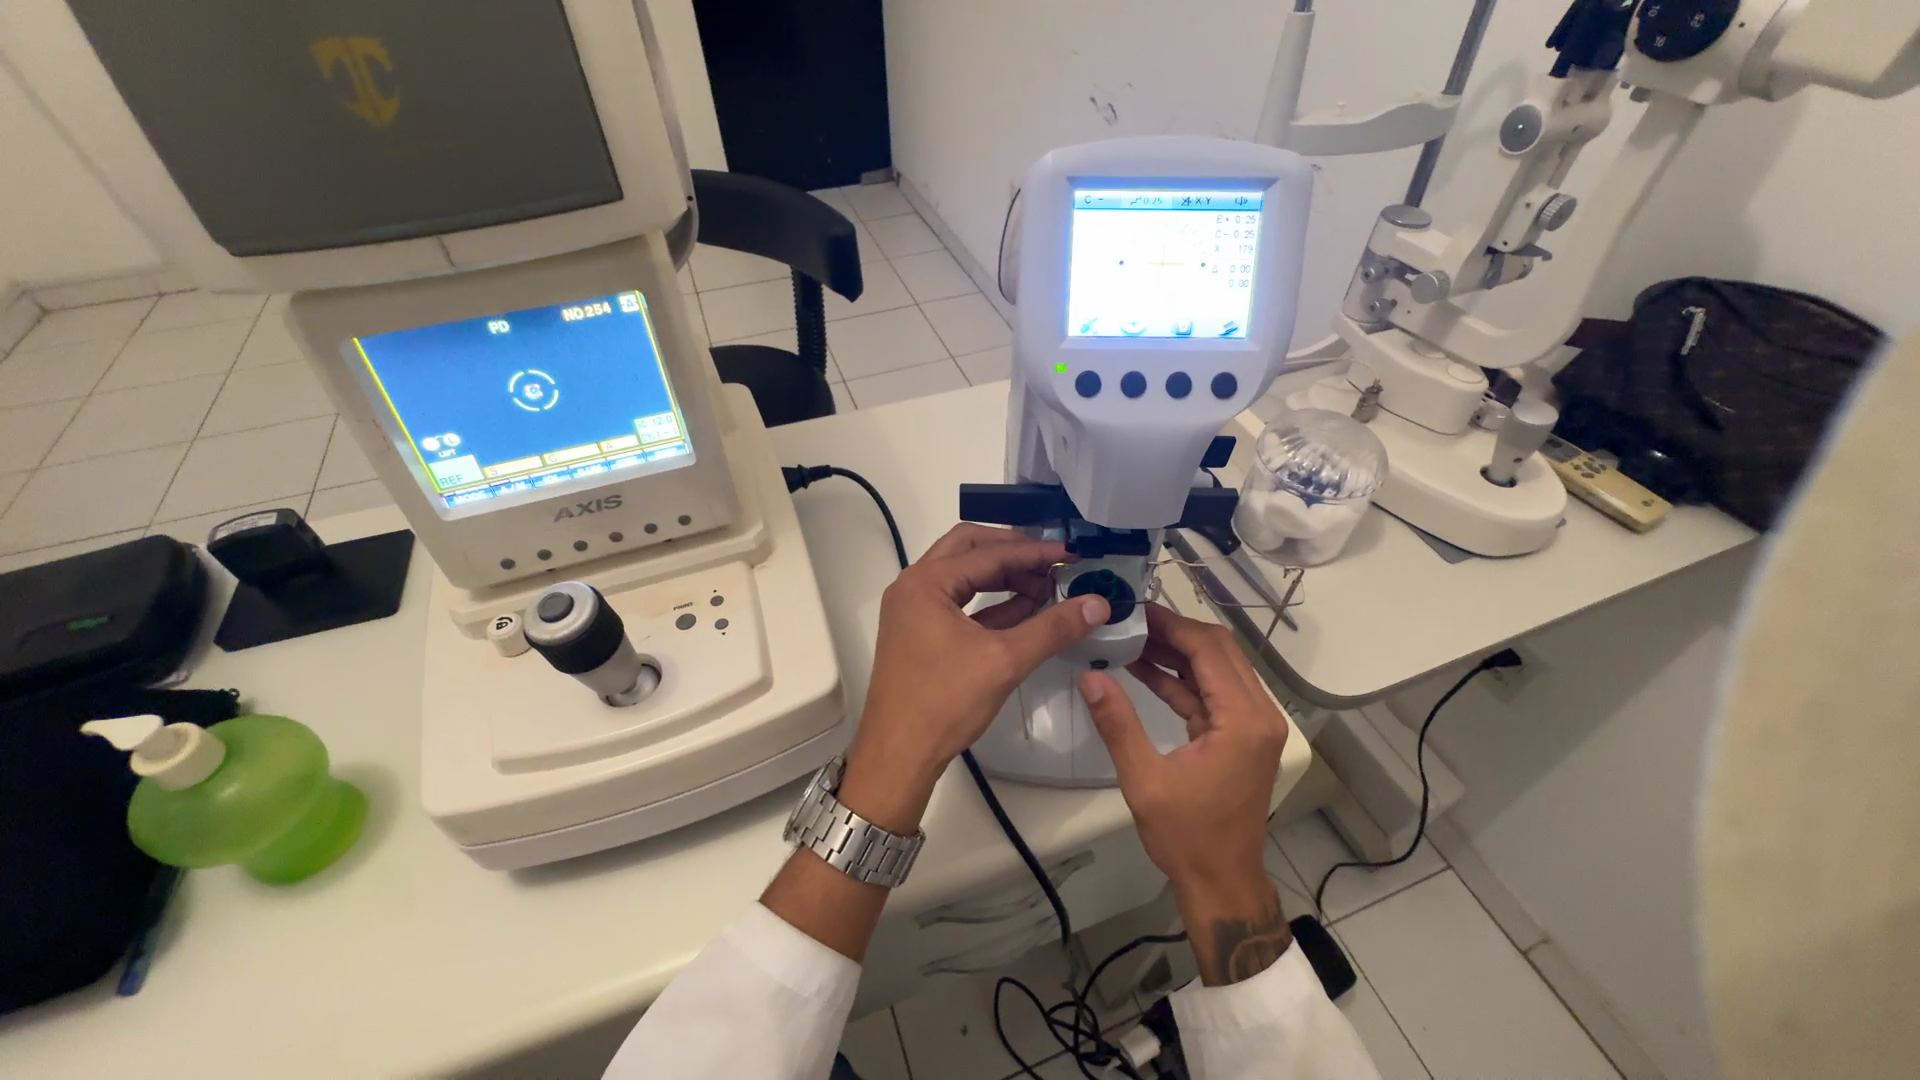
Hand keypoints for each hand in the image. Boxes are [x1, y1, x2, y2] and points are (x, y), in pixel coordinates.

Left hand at [838, 524, 1109, 832]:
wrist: (898, 756)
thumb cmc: (944, 703)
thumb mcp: (1004, 661)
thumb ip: (1053, 627)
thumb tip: (1098, 603)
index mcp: (926, 583)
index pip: (988, 553)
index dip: (1034, 551)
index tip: (1072, 554)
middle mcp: (914, 586)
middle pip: (969, 550)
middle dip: (1013, 553)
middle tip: (1053, 562)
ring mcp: (913, 610)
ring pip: (963, 576)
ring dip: (1003, 577)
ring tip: (1046, 587)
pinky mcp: (918, 633)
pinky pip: (958, 603)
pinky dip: (991, 603)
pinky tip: (1026, 611)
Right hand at [1078, 602, 1291, 984]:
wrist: (1221, 882)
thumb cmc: (1187, 837)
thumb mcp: (1145, 779)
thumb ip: (1118, 723)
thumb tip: (1089, 676)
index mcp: (1243, 720)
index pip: (1209, 650)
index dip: (1171, 625)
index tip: (1134, 608)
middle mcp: (1258, 714)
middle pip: (1219, 651)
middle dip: (1174, 631)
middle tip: (1129, 619)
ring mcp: (1252, 726)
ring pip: (1216, 669)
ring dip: (1176, 653)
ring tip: (1130, 638)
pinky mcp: (1240, 737)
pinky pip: (1211, 694)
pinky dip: (1180, 679)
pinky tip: (1142, 669)